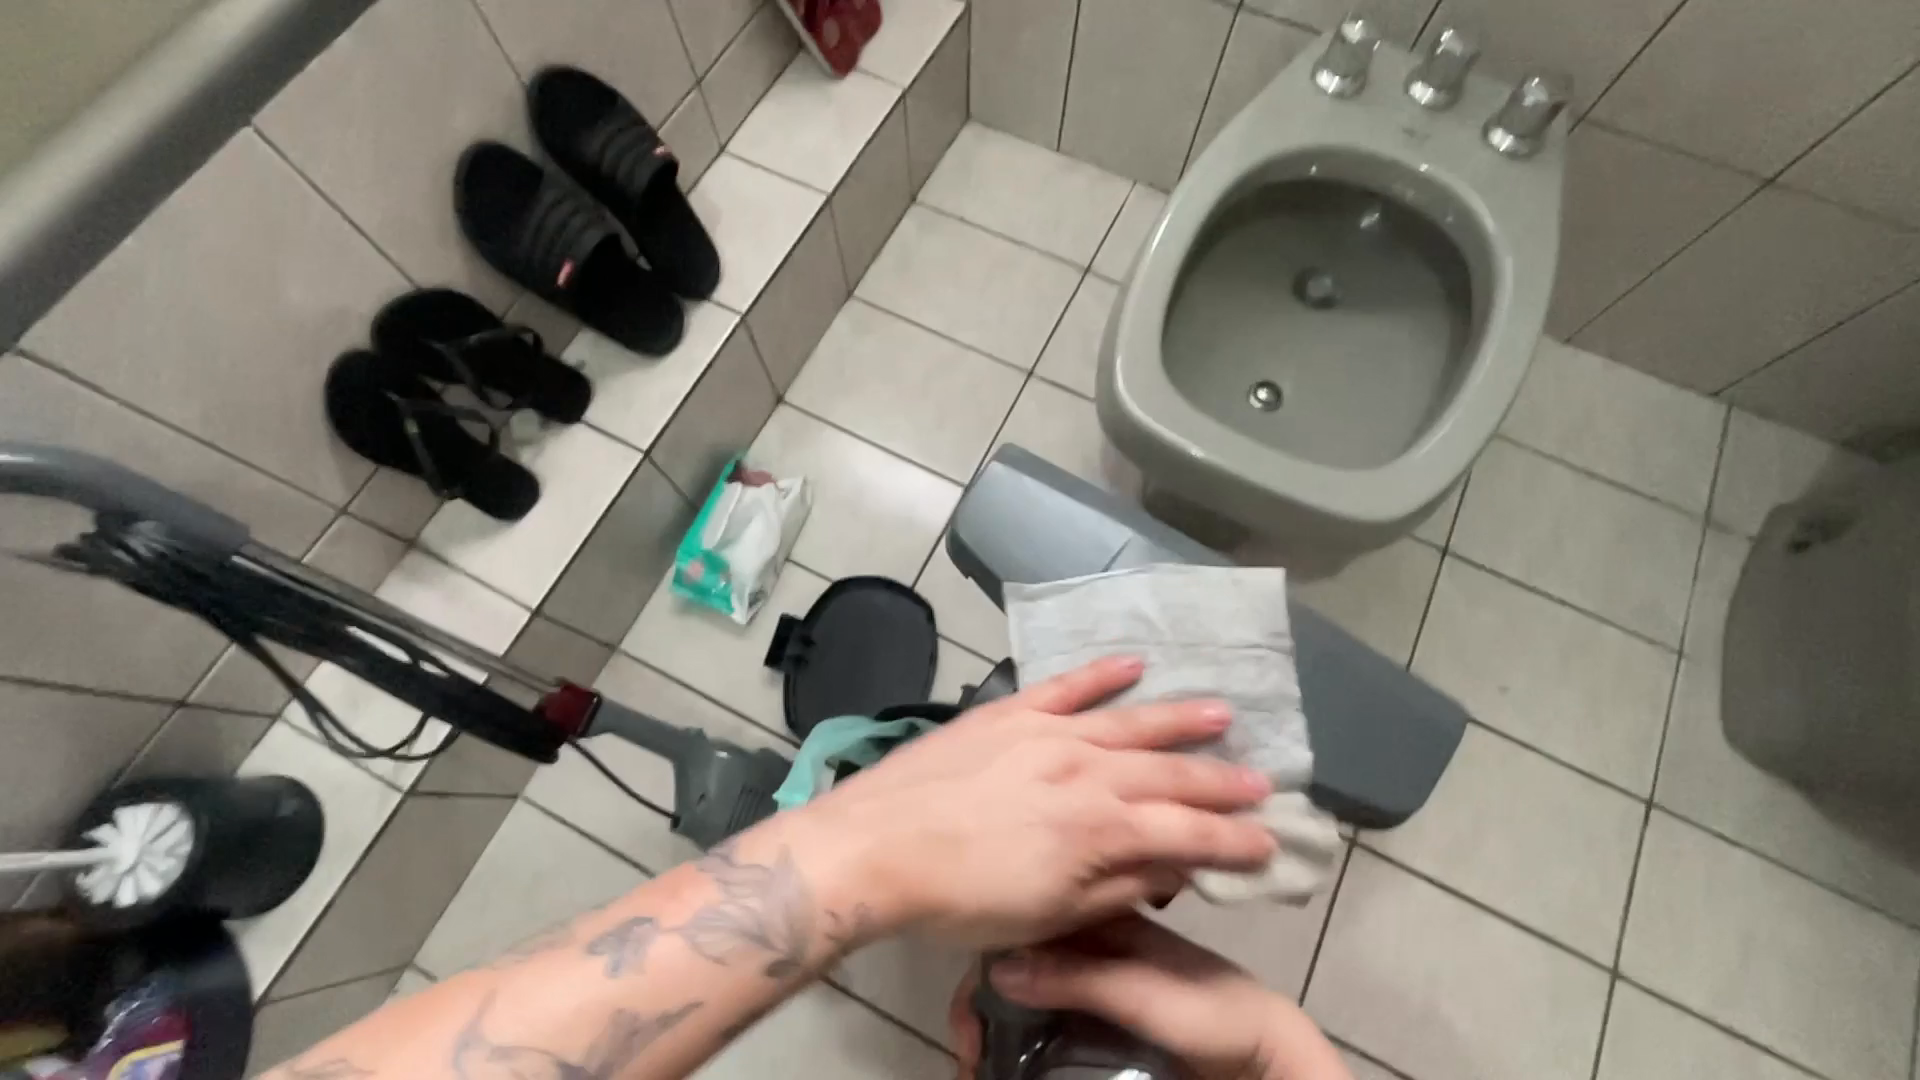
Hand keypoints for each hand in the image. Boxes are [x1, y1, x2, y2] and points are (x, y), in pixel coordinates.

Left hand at [781, 656, 1274, 949]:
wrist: (876, 846)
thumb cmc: (962, 899)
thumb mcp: (1049, 914)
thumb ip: (1119, 885)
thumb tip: (1173, 866)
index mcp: (1099, 829)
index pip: (1187, 833)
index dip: (1233, 840)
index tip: (1268, 842)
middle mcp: (1085, 770)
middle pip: (1168, 772)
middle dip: (1220, 780)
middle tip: (1261, 779)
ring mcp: (1047, 732)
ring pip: (1129, 721)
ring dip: (1179, 718)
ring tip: (1222, 714)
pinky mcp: (1010, 711)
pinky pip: (1066, 685)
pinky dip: (1102, 673)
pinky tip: (1134, 662)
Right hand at [949, 916, 1353, 1079]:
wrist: (1259, 1051)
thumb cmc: (1206, 1008)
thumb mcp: (1144, 990)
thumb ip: (1079, 978)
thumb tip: (999, 969)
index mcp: (1097, 916)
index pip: (1025, 922)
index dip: (988, 958)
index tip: (965, 1003)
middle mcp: (1084, 939)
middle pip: (1014, 958)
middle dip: (982, 997)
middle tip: (964, 1042)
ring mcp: (1088, 975)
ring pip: (1022, 985)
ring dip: (993, 1017)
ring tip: (974, 1054)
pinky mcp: (1094, 1009)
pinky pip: (1041, 1011)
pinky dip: (1015, 1030)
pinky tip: (998, 1053)